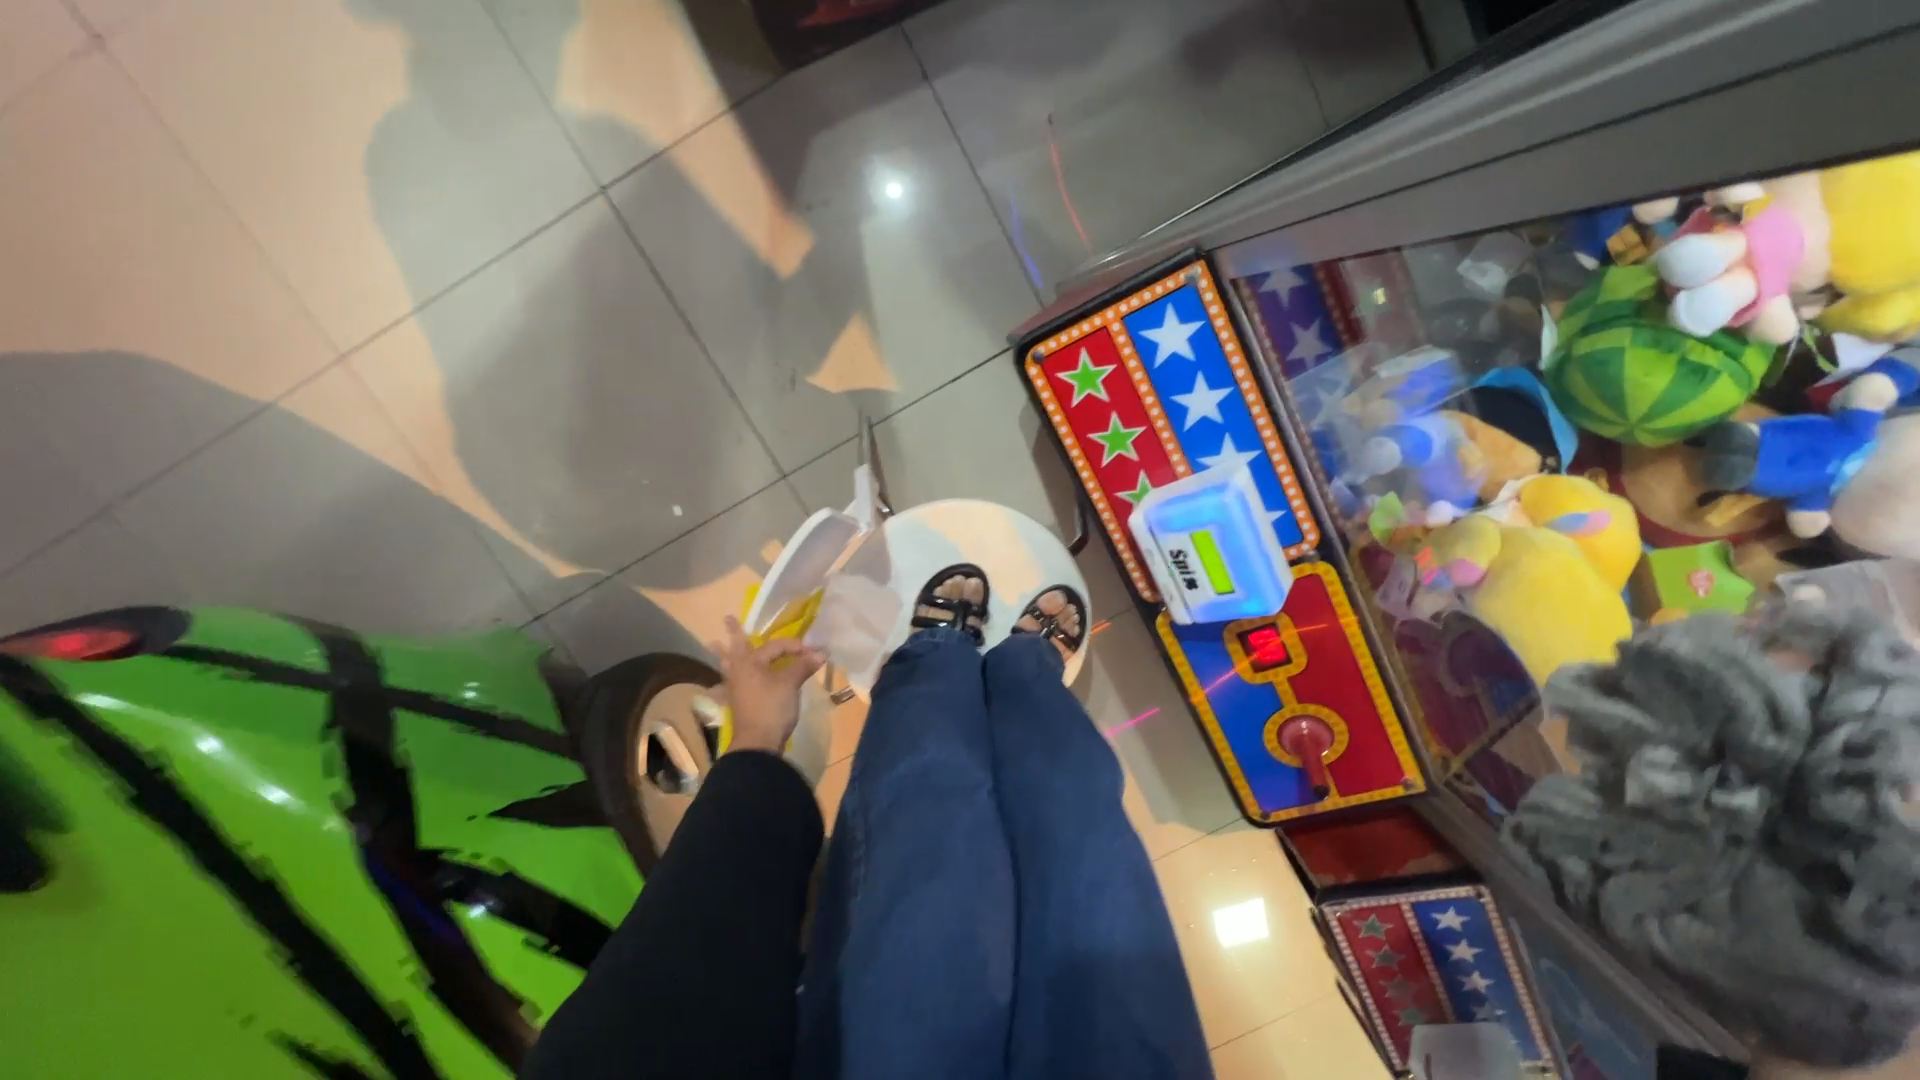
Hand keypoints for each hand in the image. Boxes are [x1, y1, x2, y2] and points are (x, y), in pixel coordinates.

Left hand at [713, 616, 823, 756]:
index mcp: (750, 663)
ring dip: (724, 654)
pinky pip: (728, 685)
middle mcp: (739, 672)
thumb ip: (803, 666)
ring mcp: (735, 688)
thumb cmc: (773, 707)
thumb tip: (822, 653)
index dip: (795, 646)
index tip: (813, 653)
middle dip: (734, 634)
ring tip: (714, 644)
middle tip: (728, 618)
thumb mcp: (791, 684)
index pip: (775, 647)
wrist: (759, 742)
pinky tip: (720, 685)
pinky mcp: (737, 702)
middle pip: (736, 648)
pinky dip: (725, 681)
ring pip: (728, 665)